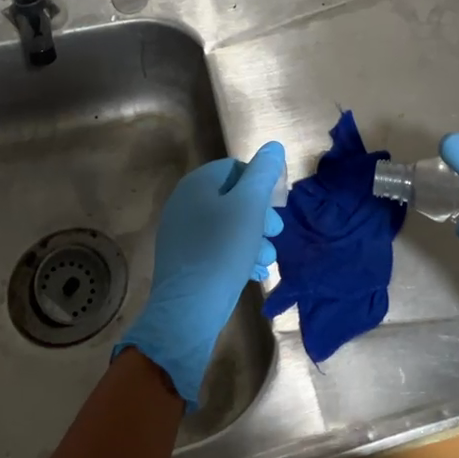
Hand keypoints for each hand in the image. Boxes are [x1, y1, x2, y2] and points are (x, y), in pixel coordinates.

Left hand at [116, 141, 285, 405]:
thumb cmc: (222, 250)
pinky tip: (255, 275)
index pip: (236, 169)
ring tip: (267, 261)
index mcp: (197, 184)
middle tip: (276, 235)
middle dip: (260, 217)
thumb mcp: (250, 207)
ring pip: (228, 226)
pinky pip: (217, 248)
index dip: (260, 186)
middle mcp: (185, 203)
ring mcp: (182, 233)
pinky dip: (238, 256)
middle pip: (233, 198)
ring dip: (253, 240)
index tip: (276, 210)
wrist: (187, 311)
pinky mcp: (185, 260)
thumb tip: (273, 146)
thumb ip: (263, 173)